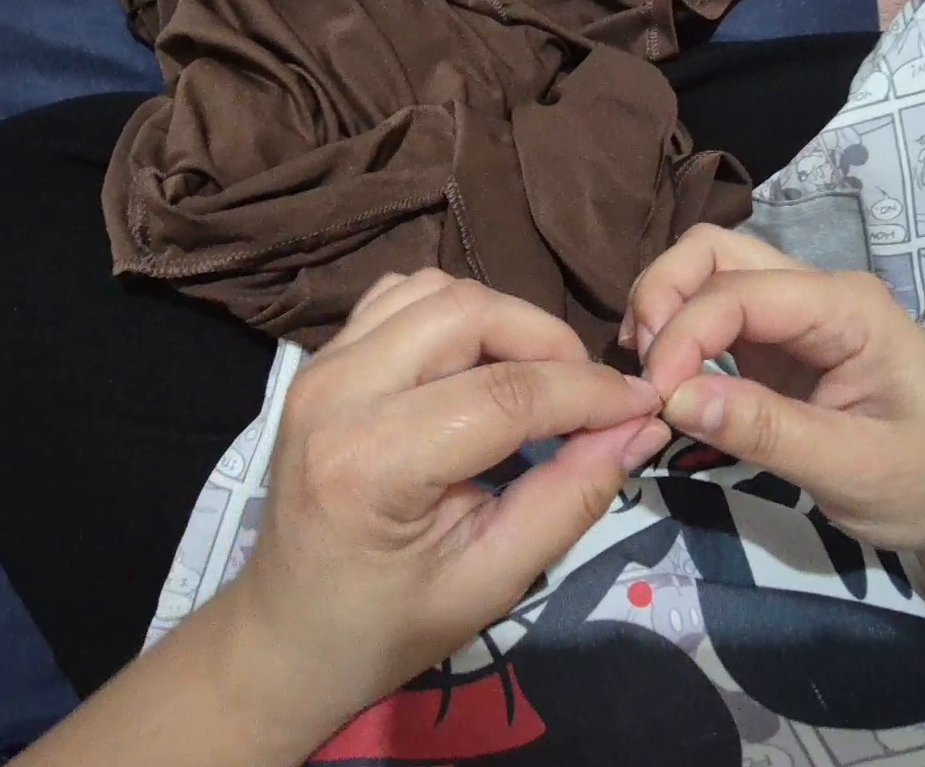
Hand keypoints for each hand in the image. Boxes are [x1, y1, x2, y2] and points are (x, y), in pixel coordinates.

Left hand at [227, 269, 671, 738]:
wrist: (282, 633)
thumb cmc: (384, 626)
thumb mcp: (490, 582)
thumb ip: (570, 498)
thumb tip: (639, 427)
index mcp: (369, 463)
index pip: (504, 394)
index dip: (588, 391)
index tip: (642, 403)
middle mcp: (335, 390)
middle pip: (468, 312)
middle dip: (549, 341)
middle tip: (589, 394)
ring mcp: (320, 364)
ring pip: (437, 290)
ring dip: (505, 321)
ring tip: (538, 378)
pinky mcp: (322, 356)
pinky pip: (402, 296)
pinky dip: (457, 313)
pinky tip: (476, 361)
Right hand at [622, 225, 924, 550]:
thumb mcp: (859, 470)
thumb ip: (768, 431)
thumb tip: (673, 398)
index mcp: (847, 306)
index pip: (738, 292)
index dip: (683, 335)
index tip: (657, 398)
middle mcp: (814, 291)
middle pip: (713, 251)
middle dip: (662, 294)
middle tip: (642, 365)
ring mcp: (791, 312)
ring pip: (705, 270)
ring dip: (663, 306)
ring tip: (648, 370)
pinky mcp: (772, 340)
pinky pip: (709, 310)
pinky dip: (674, 330)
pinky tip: (664, 371)